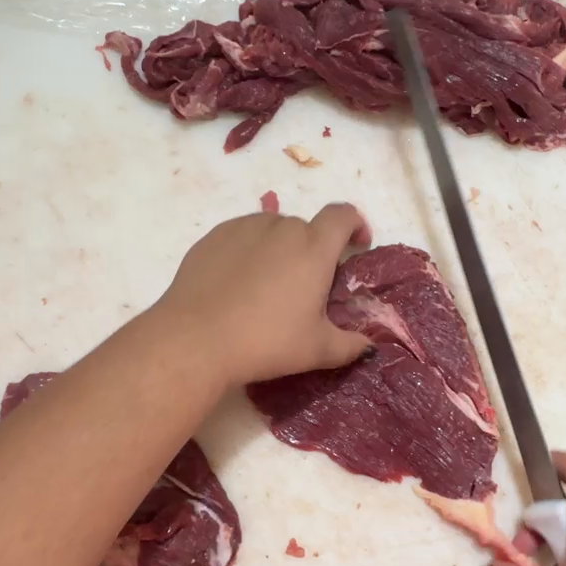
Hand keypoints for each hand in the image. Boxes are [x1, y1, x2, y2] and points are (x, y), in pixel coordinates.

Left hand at [153, 203, 372, 384]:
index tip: (356, 245)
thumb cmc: (266, 341)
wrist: (196, 339)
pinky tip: (239, 284)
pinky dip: (249, 252)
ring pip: (272, 230)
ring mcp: (243, 228)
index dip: (355, 224)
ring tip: (269, 286)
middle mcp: (281, 227)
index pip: (343, 215)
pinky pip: (241, 236)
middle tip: (306, 286)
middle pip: (306, 227)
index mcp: (313, 248)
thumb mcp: (317, 350)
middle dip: (313, 249)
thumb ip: (350, 346)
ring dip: (280, 249)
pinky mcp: (212, 237)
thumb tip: (369, 347)